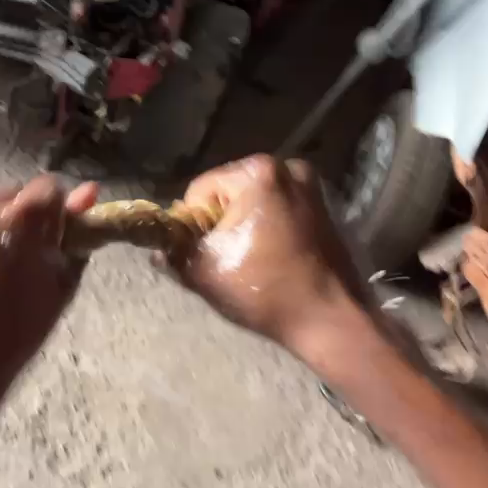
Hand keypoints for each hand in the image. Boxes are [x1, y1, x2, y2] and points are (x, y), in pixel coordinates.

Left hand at [0, 176, 98, 407]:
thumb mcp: (59, 287)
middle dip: (23, 218)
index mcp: (20, 218)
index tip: (55, 233)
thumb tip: (89, 195)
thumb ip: (74, 236)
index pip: (50, 187)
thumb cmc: (14, 332)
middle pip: (14, 195)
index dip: (57, 209)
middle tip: (23, 255)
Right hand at [169, 155, 370, 349]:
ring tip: (248, 262)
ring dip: (243, 226)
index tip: (205, 254)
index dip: (193, 224)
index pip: (200, 191)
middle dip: (219, 223)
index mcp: (256, 173)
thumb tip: (156, 246)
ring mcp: (310, 185)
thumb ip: (172, 253)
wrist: (332, 320)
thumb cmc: (266, 292)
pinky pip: (277, 210)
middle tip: (225, 260)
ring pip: (252, 202)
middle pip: (227, 193)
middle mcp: (286, 167)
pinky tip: (271, 257)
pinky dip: (268, 227)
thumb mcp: (204, 273)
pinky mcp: (324, 206)